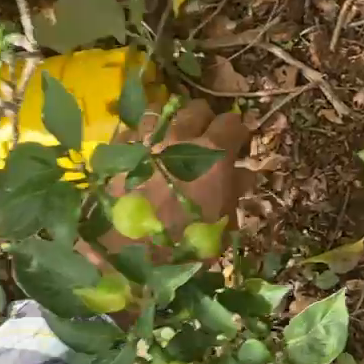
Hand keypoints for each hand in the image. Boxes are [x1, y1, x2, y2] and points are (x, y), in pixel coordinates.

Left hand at [98, 100, 254, 255]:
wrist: (127, 254)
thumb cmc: (184, 245)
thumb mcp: (220, 225)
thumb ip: (233, 195)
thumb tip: (244, 176)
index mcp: (213, 155)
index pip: (232, 124)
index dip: (236, 133)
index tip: (237, 144)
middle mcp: (180, 139)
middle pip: (197, 109)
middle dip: (205, 120)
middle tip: (206, 139)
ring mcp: (146, 140)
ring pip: (162, 111)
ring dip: (171, 123)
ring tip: (171, 139)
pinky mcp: (119, 150)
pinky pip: (133, 130)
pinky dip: (141, 136)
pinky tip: (143, 151)